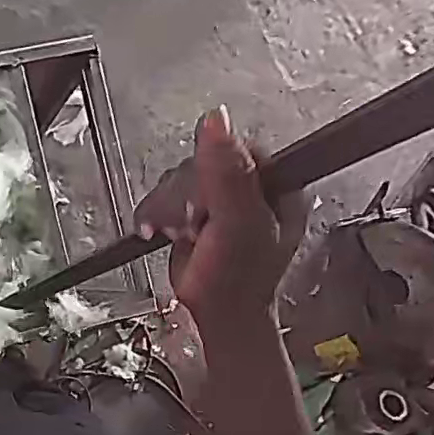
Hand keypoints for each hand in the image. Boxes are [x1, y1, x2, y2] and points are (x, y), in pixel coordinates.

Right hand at [134, 107, 306, 331]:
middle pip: (202, 162)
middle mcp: (250, 186)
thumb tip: (215, 119)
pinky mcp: (195, 212)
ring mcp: (221, 199)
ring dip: (170, 207)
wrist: (217, 315)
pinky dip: (156, 212)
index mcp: (277, 183)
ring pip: (179, 176)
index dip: (214, 172)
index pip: (237, 149)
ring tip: (180, 233)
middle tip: (194, 225)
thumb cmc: (238, 280)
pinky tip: (159, 229)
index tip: (208, 204)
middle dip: (187, 197)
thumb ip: (228, 173)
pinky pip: (166, 193)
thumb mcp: (239, 225)